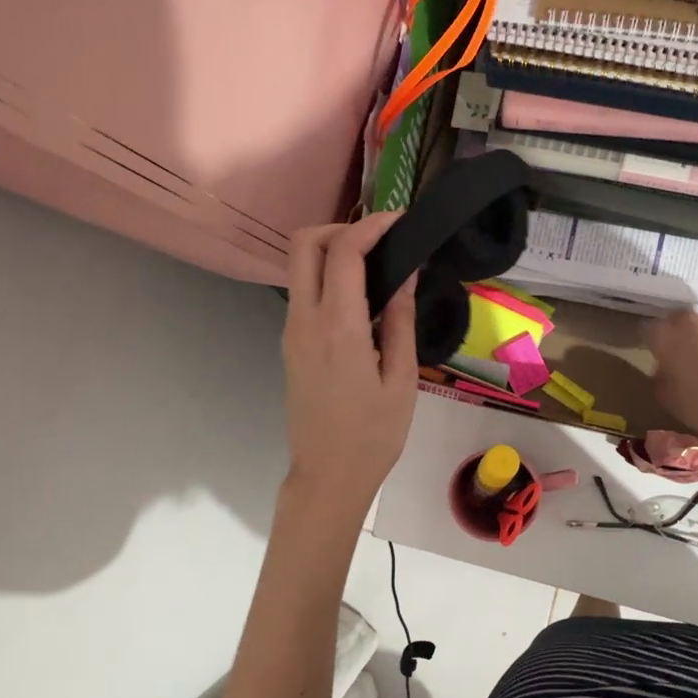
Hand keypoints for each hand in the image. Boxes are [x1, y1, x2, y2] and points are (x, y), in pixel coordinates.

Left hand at [281, 213, 417, 507]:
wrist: (327, 476)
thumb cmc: (373, 435)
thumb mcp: (401, 379)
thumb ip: (400, 320)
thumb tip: (407, 273)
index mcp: (337, 327)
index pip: (343, 251)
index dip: (373, 225)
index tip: (402, 221)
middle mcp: (305, 320)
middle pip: (304, 244)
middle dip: (340, 228)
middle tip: (380, 240)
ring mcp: (291, 332)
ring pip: (299, 267)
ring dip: (332, 251)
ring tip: (377, 265)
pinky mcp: (291, 345)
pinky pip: (304, 293)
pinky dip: (328, 278)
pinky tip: (362, 298)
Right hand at [647, 312, 697, 440]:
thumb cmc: (696, 406)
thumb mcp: (664, 395)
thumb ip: (660, 374)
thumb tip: (665, 367)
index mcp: (665, 336)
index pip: (651, 329)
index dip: (655, 343)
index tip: (657, 355)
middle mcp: (691, 322)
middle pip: (679, 320)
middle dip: (679, 333)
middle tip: (682, 354)